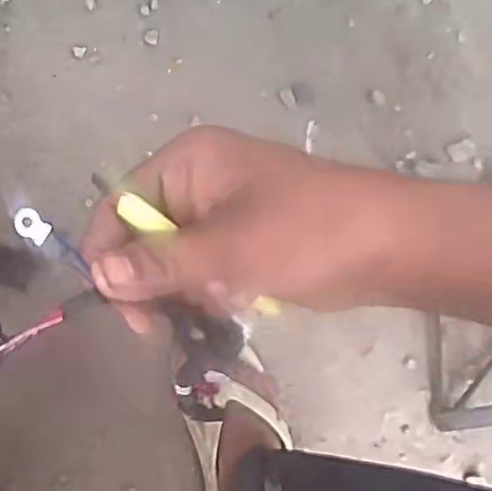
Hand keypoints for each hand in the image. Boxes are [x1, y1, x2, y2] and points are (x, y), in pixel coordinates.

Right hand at [79, 126, 417, 329]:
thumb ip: (159, 264)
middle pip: (136, 235)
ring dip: (172, 293)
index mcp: (186, 163)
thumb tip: (99, 275)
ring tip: (201, 313)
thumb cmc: (309, 235)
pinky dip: (196, 295)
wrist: (392, 247)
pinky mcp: (232, 241)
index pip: (117, 205)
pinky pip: (192, 270)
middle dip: (141, 281)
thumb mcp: (227, 251)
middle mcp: (192, 183)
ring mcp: (213, 213)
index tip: (115, 302)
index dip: (106, 253)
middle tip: (152, 327)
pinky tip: (220, 309)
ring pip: (163, 260)